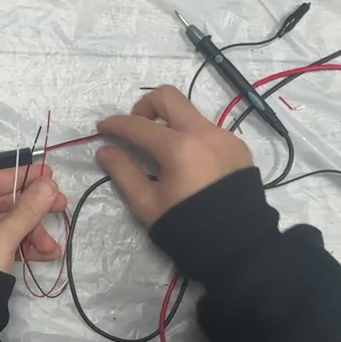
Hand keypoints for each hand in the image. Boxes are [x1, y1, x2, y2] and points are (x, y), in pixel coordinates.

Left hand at [0, 164, 68, 273]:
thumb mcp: (0, 240)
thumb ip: (27, 211)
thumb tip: (50, 184)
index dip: (20, 178)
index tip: (48, 174)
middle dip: (32, 211)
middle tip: (62, 204)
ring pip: (4, 225)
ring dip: (31, 233)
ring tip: (54, 244)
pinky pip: (1, 241)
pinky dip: (23, 245)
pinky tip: (47, 253)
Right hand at [95, 87, 253, 225]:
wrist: (236, 244)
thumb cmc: (186, 227)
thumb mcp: (147, 204)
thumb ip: (123, 172)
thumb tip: (105, 151)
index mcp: (178, 147)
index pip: (137, 125)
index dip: (114, 124)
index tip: (102, 129)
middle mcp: (203, 132)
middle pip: (168, 97)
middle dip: (144, 107)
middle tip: (135, 128)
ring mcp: (224, 136)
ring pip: (190, 113)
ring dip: (170, 124)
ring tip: (162, 152)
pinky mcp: (238, 147)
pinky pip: (208, 131)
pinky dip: (191, 138)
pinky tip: (188, 165)